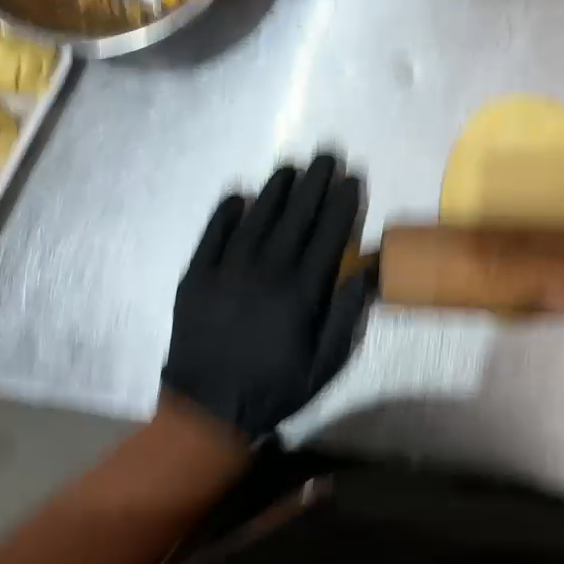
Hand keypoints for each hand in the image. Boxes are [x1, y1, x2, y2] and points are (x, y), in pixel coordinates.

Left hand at [161, 155, 373, 441]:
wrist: (207, 409)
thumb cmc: (275, 387)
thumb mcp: (325, 363)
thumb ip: (346, 315)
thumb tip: (368, 271)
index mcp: (301, 291)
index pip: (329, 234)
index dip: (342, 203)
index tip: (352, 178)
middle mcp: (266, 271)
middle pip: (296, 215)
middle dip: (314, 182)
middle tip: (326, 155)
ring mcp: (227, 270)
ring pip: (257, 217)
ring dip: (275, 189)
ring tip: (290, 167)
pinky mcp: (196, 276)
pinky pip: (213, 234)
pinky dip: (226, 212)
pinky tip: (238, 195)